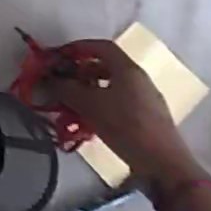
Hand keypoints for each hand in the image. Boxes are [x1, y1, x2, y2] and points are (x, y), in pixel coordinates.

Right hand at [44, 39, 202, 182]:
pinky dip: (98, 103)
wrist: (163, 164)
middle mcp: (139, 80)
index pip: (101, 46)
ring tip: (69, 101)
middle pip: (105, 65)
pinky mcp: (145, 116)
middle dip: (79, 70)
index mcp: (128, 70)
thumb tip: (47, 79)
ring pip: (109, 84)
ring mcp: (144, 98)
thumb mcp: (88, 104)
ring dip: (86, 88)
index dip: (77, 47)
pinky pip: (116, 100)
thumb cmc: (125, 126)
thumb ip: (64, 88)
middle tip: (60, 81)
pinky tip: (86, 118)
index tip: (58, 57)